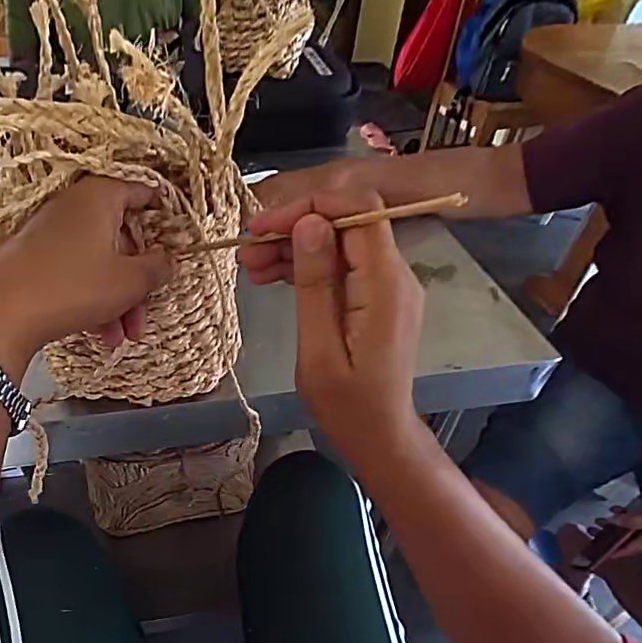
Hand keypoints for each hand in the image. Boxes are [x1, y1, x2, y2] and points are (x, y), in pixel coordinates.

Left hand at [0, 177, 169, 378]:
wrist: (1, 312)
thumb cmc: (70, 287)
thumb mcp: (130, 281)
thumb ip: (158, 268)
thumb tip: (169, 260)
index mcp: (100, 197)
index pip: (143, 193)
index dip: (164, 218)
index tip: (176, 242)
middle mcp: (74, 206)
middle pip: (122, 238)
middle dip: (138, 279)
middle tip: (145, 311)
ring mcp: (51, 231)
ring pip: (100, 261)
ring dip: (118, 299)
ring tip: (121, 335)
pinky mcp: (36, 257)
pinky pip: (76, 273)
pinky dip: (93, 299)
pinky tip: (98, 332)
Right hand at [257, 190, 424, 451]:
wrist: (379, 436)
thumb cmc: (347, 405)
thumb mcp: (320, 349)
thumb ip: (316, 284)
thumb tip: (310, 224)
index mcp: (385, 285)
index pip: (358, 211)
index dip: (309, 206)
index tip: (264, 226)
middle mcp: (394, 276)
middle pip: (346, 224)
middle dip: (294, 229)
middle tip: (246, 253)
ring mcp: (387, 287)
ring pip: (339, 245)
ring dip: (295, 250)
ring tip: (250, 267)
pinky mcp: (376, 299)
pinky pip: (342, 268)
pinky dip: (309, 269)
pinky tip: (272, 277)